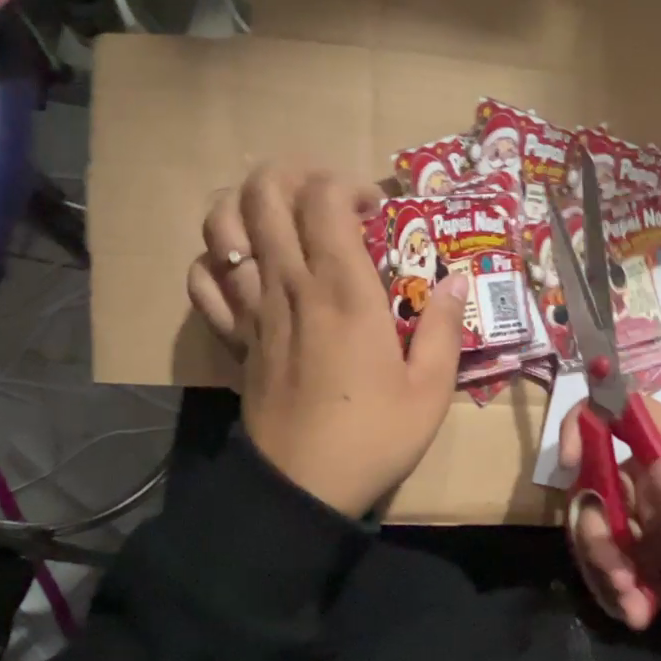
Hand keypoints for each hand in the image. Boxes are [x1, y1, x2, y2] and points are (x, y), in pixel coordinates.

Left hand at [186, 164, 467, 517]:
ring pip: (223, 225)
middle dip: (293, 173)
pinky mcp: (234, 339)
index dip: (347, 184)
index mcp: (343, 292)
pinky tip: (243, 268)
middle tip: (326, 198)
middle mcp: (290, 286)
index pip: (324, 197)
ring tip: (280, 218)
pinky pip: (203, 281)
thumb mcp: (429, 391)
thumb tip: (456, 281)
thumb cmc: (374, 439)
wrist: (304, 487)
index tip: (375, 212)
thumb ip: (444, 329)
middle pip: (264, 192)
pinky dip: (214, 260)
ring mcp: (253, 311)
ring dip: (246, 203)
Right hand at [560, 397, 660, 629]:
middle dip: (598, 542)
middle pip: (594, 489)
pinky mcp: (649, 543)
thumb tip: (653, 465)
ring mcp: (648, 509)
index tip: (570, 468)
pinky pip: (619, 561)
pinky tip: (659, 608)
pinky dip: (630, 589)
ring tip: (638, 613)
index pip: (617, 412)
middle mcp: (653, 472)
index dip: (581, 427)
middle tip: (622, 584)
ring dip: (611, 577)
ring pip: (601, 534)